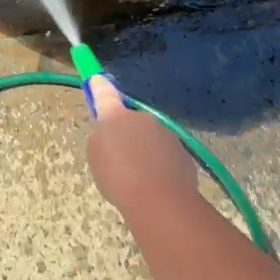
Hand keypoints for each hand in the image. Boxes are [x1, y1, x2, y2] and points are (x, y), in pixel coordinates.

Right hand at [84, 74, 200, 214]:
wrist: (160, 202)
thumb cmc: (118, 176)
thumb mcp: (96, 156)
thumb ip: (101, 137)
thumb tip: (111, 133)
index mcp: (116, 115)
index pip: (104, 93)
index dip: (98, 85)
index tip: (96, 77)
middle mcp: (143, 118)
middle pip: (131, 120)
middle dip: (127, 133)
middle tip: (119, 159)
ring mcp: (167, 134)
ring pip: (150, 139)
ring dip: (144, 152)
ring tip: (138, 180)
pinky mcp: (184, 155)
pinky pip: (166, 156)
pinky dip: (160, 167)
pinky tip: (155, 187)